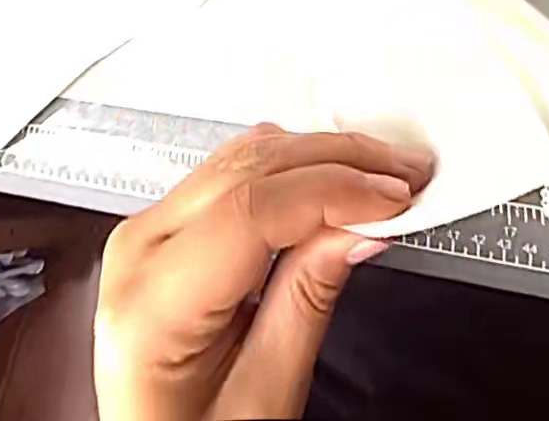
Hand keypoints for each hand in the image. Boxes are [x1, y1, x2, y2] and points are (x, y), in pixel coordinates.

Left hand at [94, 123, 434, 420]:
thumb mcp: (260, 400)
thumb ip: (308, 302)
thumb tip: (361, 225)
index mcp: (150, 303)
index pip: (252, 210)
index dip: (333, 190)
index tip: (395, 198)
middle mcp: (142, 245)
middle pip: (254, 168)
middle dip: (342, 160)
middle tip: (406, 173)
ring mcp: (156, 222)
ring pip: (251, 154)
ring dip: (325, 153)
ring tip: (383, 172)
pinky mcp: (176, 216)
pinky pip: (243, 165)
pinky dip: (299, 161)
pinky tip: (337, 172)